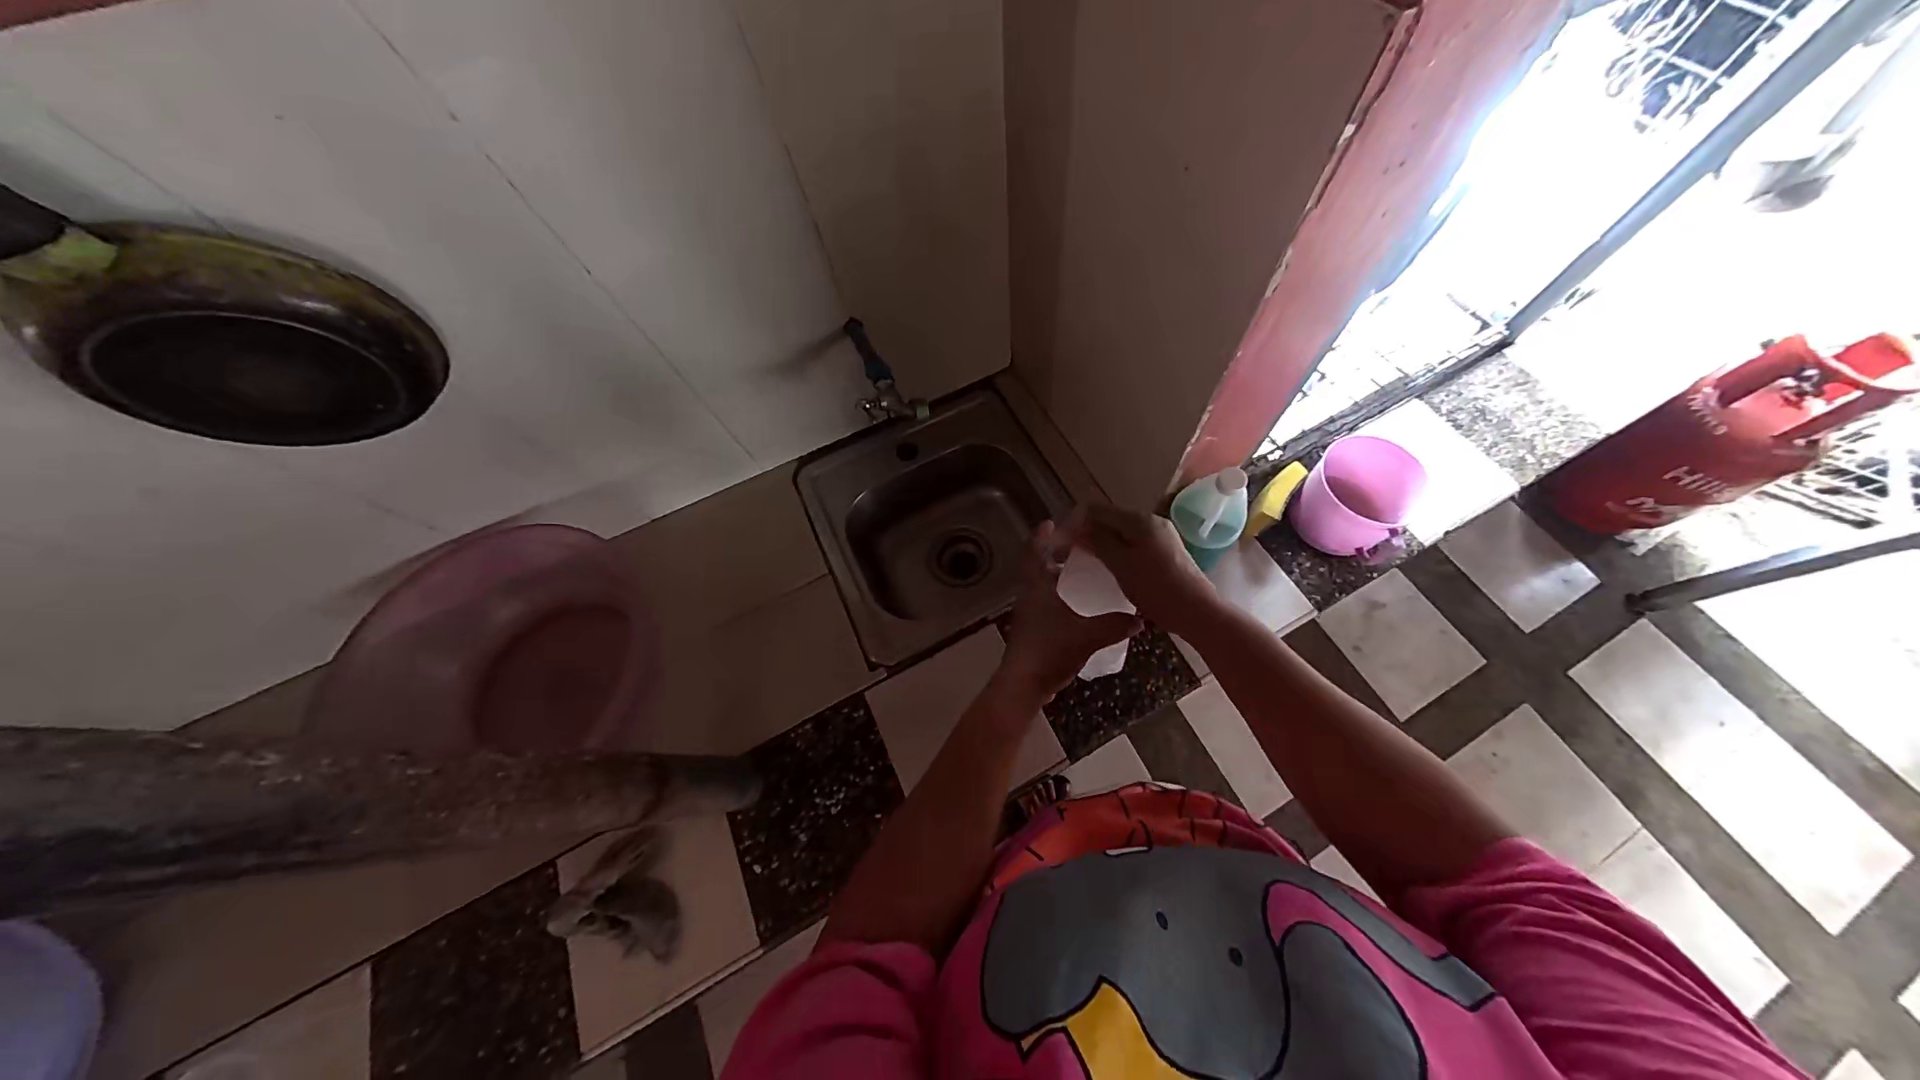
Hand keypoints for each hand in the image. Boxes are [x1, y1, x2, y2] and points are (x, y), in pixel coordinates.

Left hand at [998, 520, 1142, 699]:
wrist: (1023, 685)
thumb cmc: (1050, 651)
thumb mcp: (1087, 636)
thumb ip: (1114, 626)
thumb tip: (1139, 619)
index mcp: (1036, 589)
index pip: (1034, 553)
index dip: (1041, 537)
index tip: (1051, 523)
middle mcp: (1029, 597)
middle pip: (1038, 569)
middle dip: (1054, 556)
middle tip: (1076, 548)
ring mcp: (1029, 616)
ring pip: (1041, 588)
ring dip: (1057, 578)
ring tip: (1081, 574)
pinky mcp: (1033, 633)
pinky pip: (1046, 606)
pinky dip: (1059, 599)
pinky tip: (1078, 608)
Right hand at [1076, 503, 1222, 638]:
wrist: (1197, 612)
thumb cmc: (1156, 588)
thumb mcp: (1120, 565)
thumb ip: (1097, 542)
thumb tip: (1078, 528)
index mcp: (1139, 520)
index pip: (1096, 509)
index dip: (1075, 522)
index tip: (1061, 543)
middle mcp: (1151, 521)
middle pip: (1110, 519)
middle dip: (1088, 532)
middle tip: (1070, 554)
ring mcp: (1161, 536)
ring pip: (1122, 533)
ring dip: (1102, 543)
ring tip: (1087, 562)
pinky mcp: (1166, 552)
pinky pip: (1134, 544)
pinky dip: (1118, 551)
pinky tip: (1111, 569)